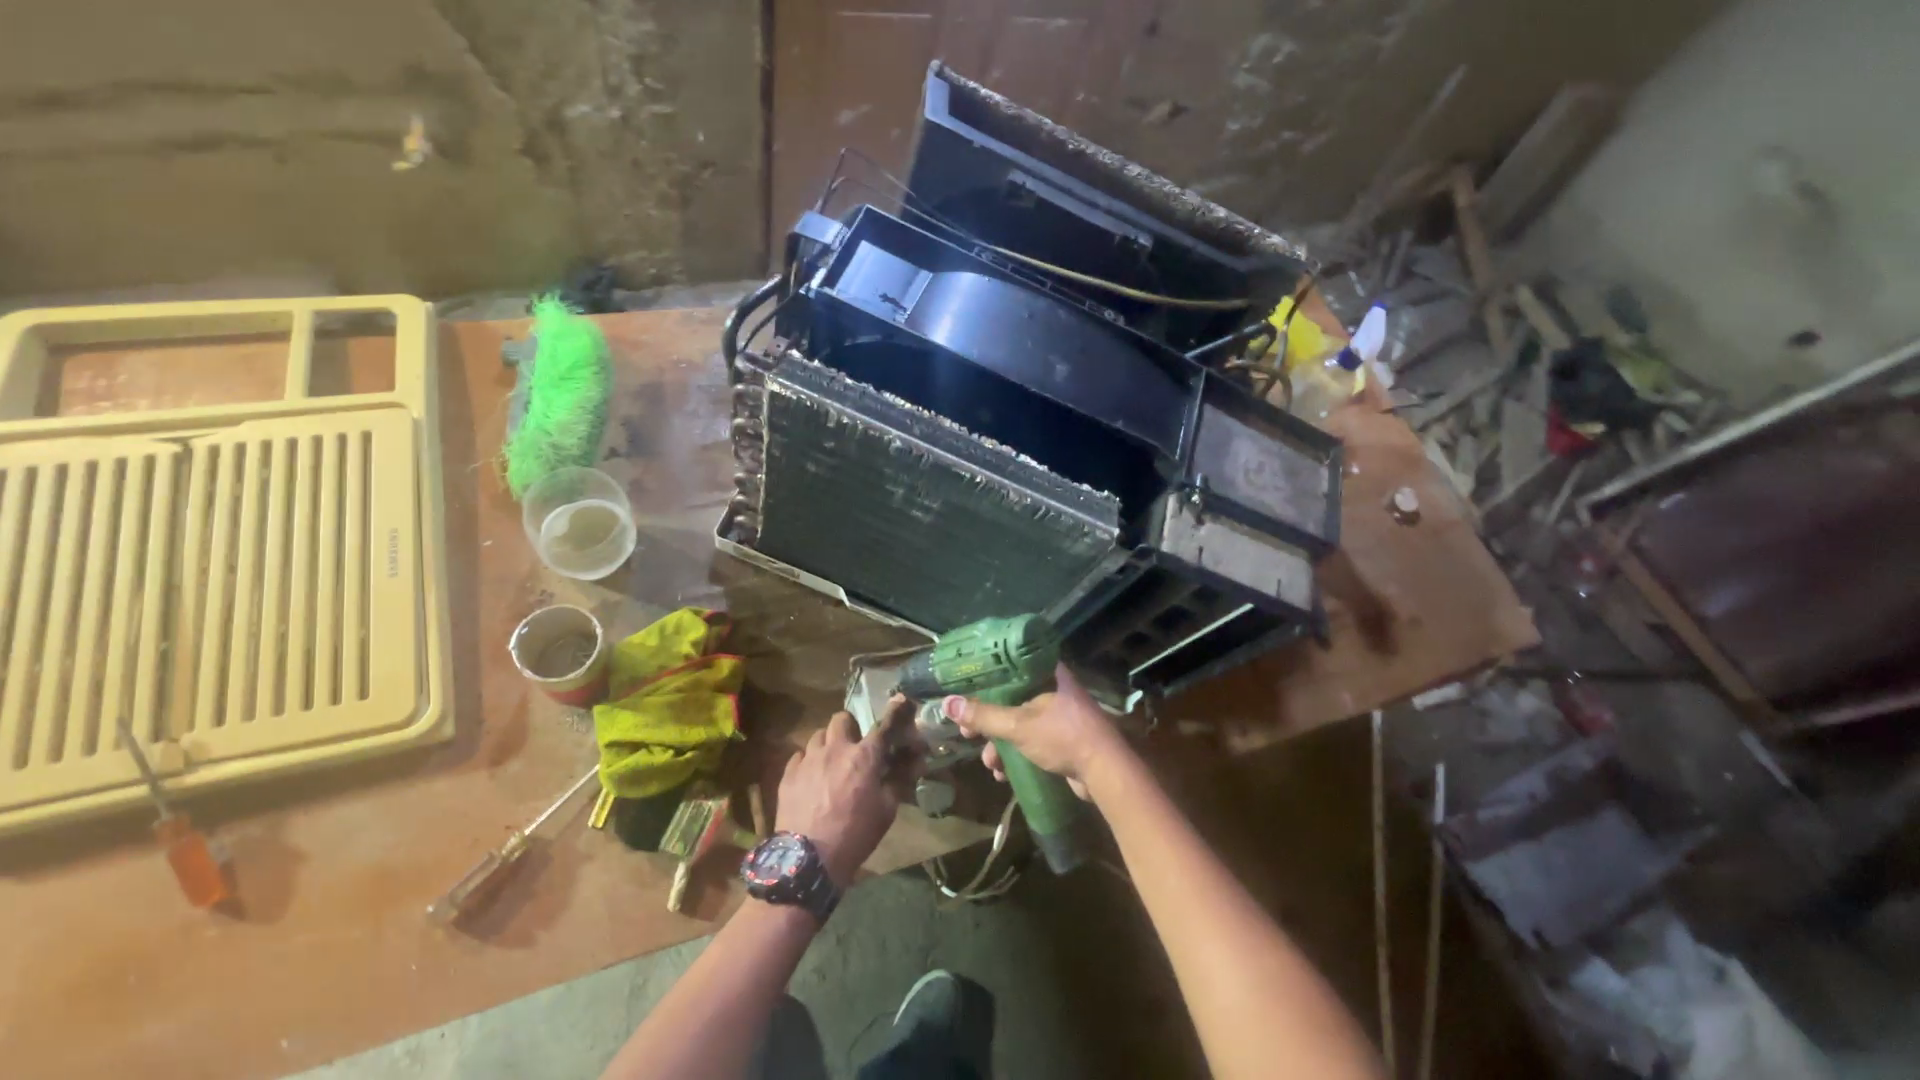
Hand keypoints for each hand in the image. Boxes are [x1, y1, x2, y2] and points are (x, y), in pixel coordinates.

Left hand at [774, 696, 914, 886]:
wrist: (808, 858)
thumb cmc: (855, 835)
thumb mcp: (886, 811)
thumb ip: (898, 781)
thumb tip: (914, 763)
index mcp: (864, 757)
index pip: (884, 726)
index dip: (895, 712)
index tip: (901, 700)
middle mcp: (835, 750)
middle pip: (841, 719)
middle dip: (849, 727)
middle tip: (854, 745)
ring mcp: (808, 760)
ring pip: (817, 736)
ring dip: (827, 744)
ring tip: (830, 762)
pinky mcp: (787, 774)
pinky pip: (799, 756)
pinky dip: (808, 762)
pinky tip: (811, 779)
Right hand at [947, 664, 1130, 802]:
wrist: (1106, 773)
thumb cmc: (1063, 737)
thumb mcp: (1018, 726)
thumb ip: (984, 716)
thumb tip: (948, 704)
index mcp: (1048, 675)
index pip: (1012, 666)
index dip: (986, 678)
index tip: (966, 690)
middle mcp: (1055, 690)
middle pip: (1012, 699)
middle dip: (989, 721)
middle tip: (968, 733)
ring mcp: (1062, 717)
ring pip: (1021, 724)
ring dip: (1001, 744)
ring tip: (990, 764)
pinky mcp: (1065, 741)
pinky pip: (1033, 742)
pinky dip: (1017, 755)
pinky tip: (1003, 775)